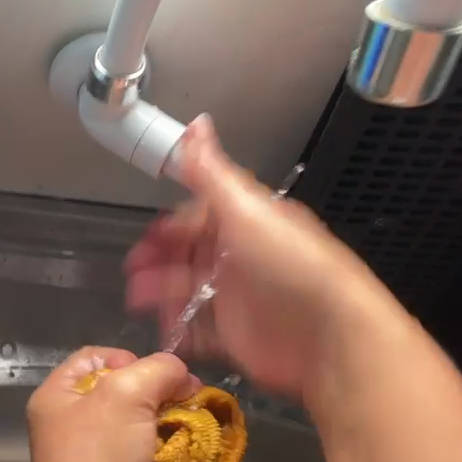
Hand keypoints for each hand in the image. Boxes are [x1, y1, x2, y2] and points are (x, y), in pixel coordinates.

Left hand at [26, 347, 198, 461]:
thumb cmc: (99, 460)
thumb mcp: (127, 395)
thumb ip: (158, 370)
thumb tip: (180, 375)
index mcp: (56, 396)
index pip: (94, 356)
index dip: (127, 358)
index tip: (155, 377)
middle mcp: (69, 422)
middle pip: (121, 390)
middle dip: (157, 392)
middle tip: (185, 400)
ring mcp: (91, 455)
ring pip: (139, 424)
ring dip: (167, 424)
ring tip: (189, 429)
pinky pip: (145, 455)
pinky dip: (166, 453)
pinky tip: (183, 454)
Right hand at [124, 115, 403, 407]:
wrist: (328, 338)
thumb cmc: (295, 269)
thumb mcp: (247, 210)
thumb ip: (212, 173)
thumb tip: (196, 124)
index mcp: (247, 223)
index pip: (199, 217)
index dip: (170, 226)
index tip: (147, 235)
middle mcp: (242, 258)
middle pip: (187, 255)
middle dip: (157, 260)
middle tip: (134, 270)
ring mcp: (237, 298)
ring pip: (186, 291)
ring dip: (159, 293)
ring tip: (138, 299)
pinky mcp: (234, 335)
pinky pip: (197, 329)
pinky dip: (177, 327)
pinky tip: (164, 326)